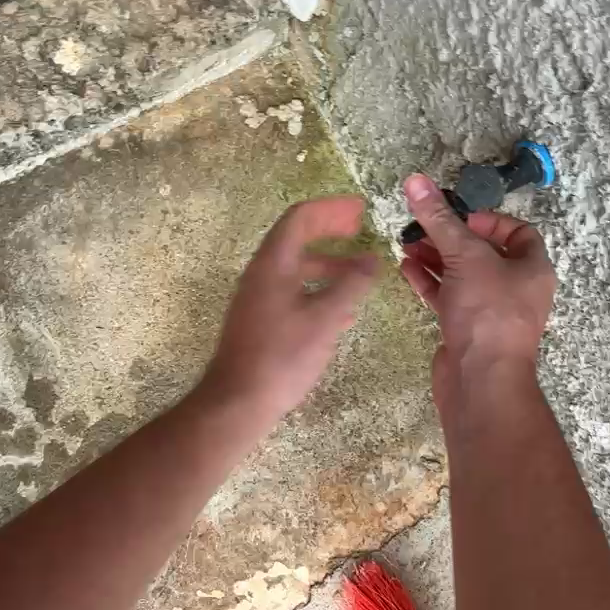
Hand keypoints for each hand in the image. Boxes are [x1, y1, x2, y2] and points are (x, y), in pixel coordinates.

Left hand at [198, 197, 379, 421]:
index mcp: (273, 263)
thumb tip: (372, 260)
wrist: (237, 400)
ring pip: (296, 266)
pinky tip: (341, 309)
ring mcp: (258, 296)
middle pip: (296, 237)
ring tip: (359, 272)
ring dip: (327, 262)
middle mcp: (261, 272)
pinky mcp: (259, 318)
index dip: (331, 209)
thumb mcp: (324, 318)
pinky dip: (317, 287)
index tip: (359, 209)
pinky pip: (292, 289)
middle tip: (358, 227)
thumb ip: (350, 285)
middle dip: (328, 229)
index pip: (300, 218)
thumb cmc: (281, 355)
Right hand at [397, 173, 556, 403]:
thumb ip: (438, 219)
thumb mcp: (464, 256)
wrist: (481, 381)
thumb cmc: (487, 312)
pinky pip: (447, 296)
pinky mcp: (466, 329)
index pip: (518, 232)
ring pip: (461, 275)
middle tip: (421, 227)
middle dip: (450, 238)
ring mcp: (489, 311)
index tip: (459, 218)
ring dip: (435, 258)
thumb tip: (415, 180)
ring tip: (406, 244)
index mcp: (532, 268)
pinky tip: (406, 268)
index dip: (489, 220)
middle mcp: (515, 288)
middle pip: (482, 252)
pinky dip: (429, 281)